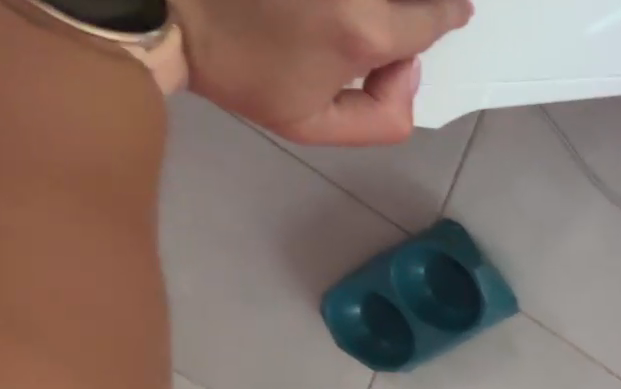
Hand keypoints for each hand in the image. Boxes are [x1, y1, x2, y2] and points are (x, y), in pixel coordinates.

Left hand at [171, 0, 473, 145]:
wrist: (148, 9)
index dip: (448, 13)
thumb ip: (386, 117)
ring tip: (380, 15)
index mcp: (364, 33)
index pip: (433, 17)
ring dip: (381, 5)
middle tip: (419, 13)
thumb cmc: (236, 73)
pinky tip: (339, 10)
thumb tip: (405, 69)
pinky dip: (354, 0)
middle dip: (420, 6)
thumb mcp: (315, 127)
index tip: (454, 10)